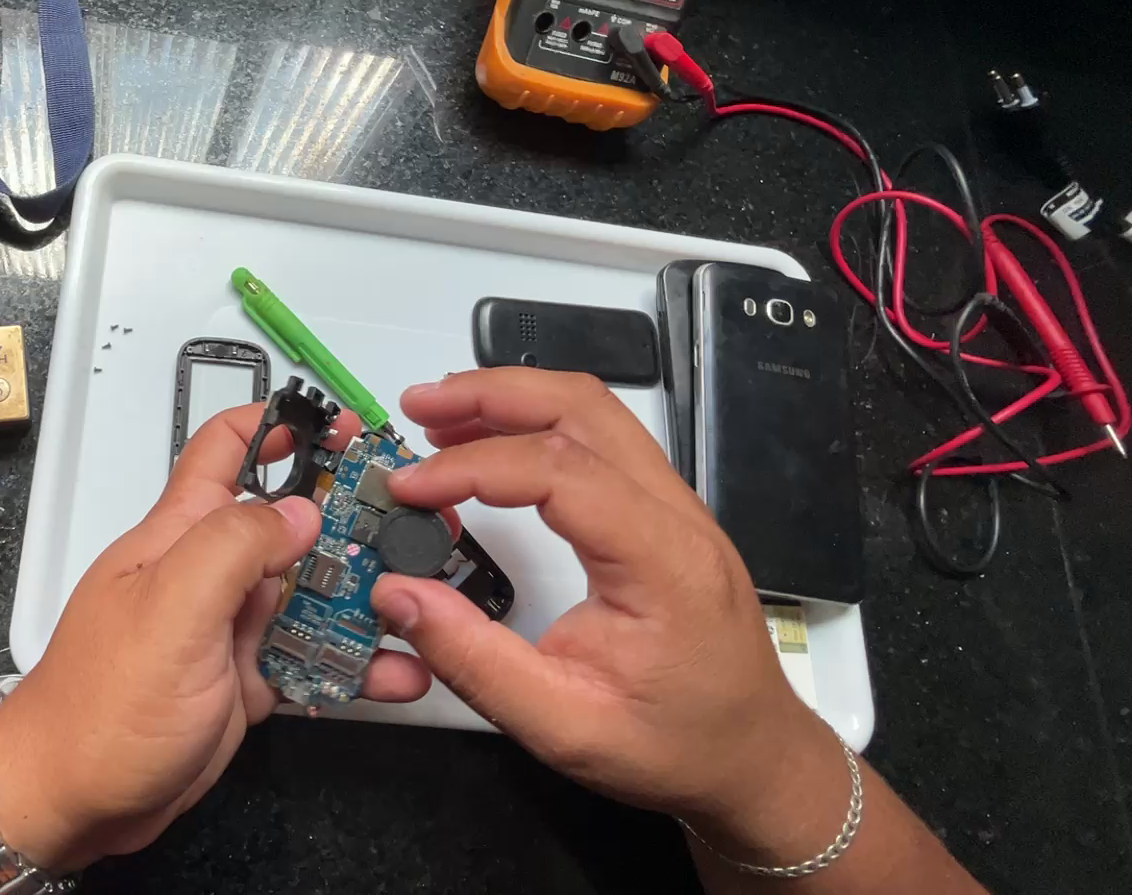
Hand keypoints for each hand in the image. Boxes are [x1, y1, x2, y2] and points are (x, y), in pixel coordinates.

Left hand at [0, 404, 431, 871]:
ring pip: (305, 591)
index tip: (336, 427)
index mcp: (181, 533)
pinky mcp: (243, 674)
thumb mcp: (171, 609)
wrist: (74, 800)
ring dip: (359, 595)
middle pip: (284, 522)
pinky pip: (306, 654)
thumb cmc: (103, 703)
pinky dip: (349, 660)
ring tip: (416, 604)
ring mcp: (228, 624)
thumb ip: (234, 547)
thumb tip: (300, 512)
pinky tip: (392, 671)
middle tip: (407, 528)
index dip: (273, 424)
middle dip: (344, 518)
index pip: (223, 449)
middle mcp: (209, 570)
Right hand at [369, 369, 839, 854]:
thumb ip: (473, 661)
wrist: (754, 758)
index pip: (558, 471)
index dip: (472, 467)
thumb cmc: (675, 745)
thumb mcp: (564, 727)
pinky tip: (480, 438)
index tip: (409, 488)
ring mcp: (670, 501)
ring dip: (506, 396)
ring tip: (435, 414)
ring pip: (585, 406)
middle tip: (417, 407)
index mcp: (662, 563)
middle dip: (488, 393)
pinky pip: (588, 432)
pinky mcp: (653, 504)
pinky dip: (526, 419)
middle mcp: (674, 513)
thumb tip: (396, 594)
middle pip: (579, 407)